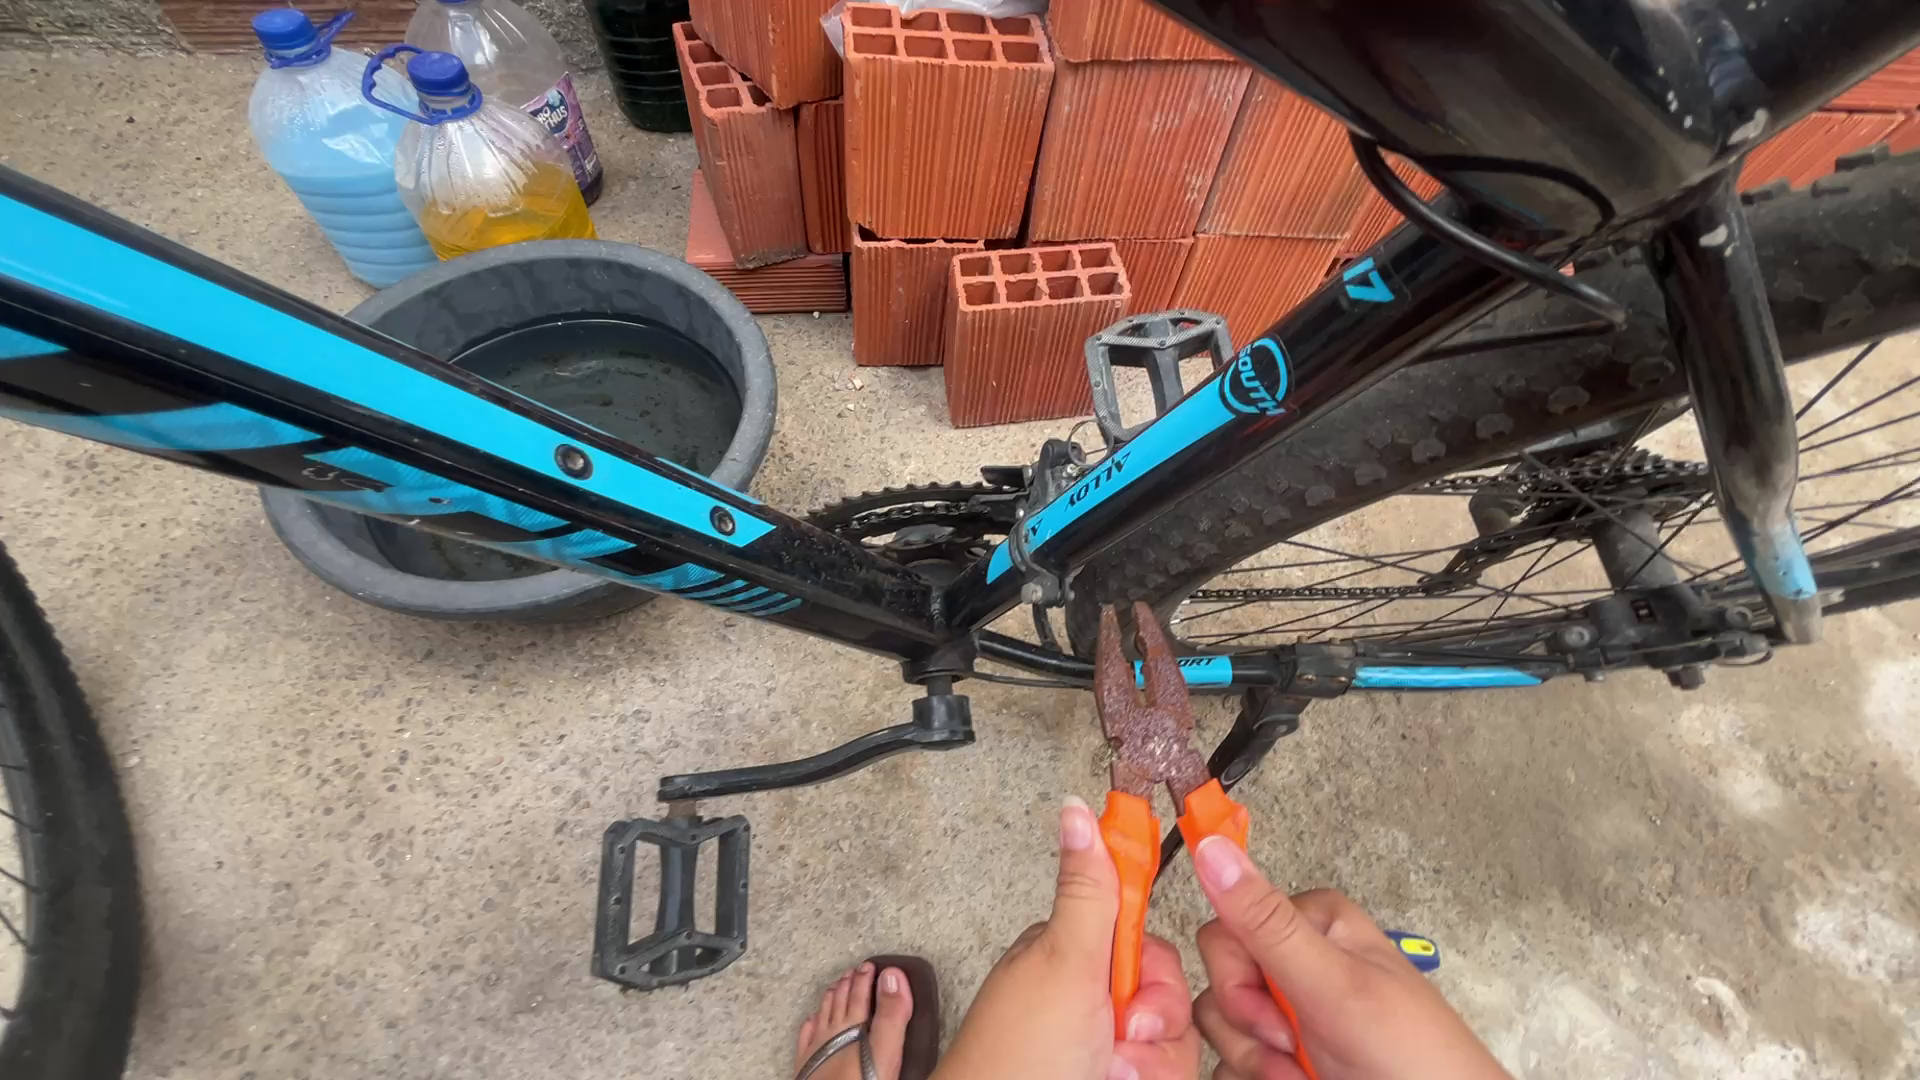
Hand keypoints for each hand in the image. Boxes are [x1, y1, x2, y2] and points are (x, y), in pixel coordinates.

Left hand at [933, 796, 1201, 1079]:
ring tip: (1106, 1071)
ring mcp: (1107, 1041)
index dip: (1154, 972)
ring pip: (1174, 1044)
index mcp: (1076, 952)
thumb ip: (1086, 891)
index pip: (1147, 939)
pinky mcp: (1123, 1073)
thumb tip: (1077, 809)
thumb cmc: (1017, 1059)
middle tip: (1116, 1036)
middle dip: (1153, 1025)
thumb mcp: (1062, 963)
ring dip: (1149, 1067)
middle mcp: (1094, 995)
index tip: (1135, 1001)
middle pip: (1168, 995)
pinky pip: (1167, 1074)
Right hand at [1189, 836, 1509, 1079]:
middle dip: (1248, 1027)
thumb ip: (1267, 922)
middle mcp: (1292, 960)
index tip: (1273, 1017)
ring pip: (1218, 1022)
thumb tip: (1210, 845)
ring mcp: (1286, 1011)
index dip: (1236, 976)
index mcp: (1307, 924)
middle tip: (1295, 1056)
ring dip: (1253, 1062)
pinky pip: (1226, 1058)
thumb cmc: (1417, 1067)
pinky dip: (1250, 1077)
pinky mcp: (1279, 1055)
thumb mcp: (1337, 990)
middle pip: (1220, 977)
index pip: (1225, 924)